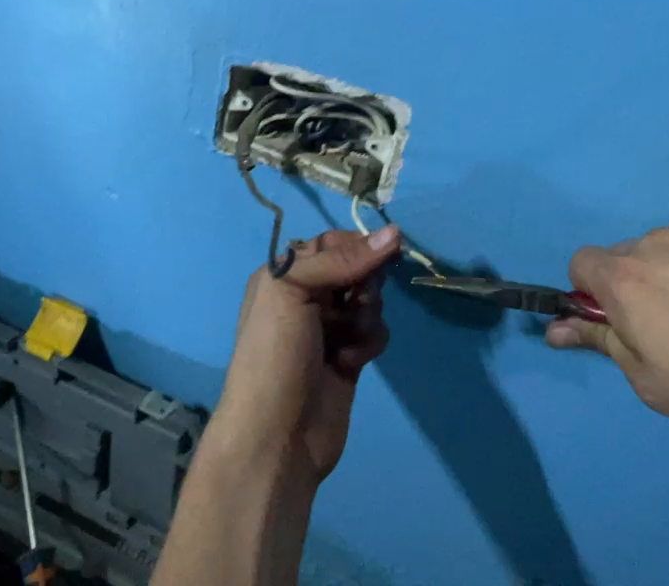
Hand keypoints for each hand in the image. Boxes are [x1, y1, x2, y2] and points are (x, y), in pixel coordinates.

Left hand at [206, 226, 402, 484]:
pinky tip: (352, 360)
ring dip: (367, 315)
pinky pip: (375, 332)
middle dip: (365, 283)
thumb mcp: (293, 291)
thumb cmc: (275, 353)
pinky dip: (369, 341)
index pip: (330, 243)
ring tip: (348, 338)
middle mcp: (304, 297)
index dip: (358, 246)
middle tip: (356, 301)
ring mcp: (328, 329)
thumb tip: (393, 233)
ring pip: (369, 301)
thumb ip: (341, 259)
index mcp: (283, 274)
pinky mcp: (349, 357)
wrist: (277, 435)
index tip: (385, 250)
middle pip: (356, 270)